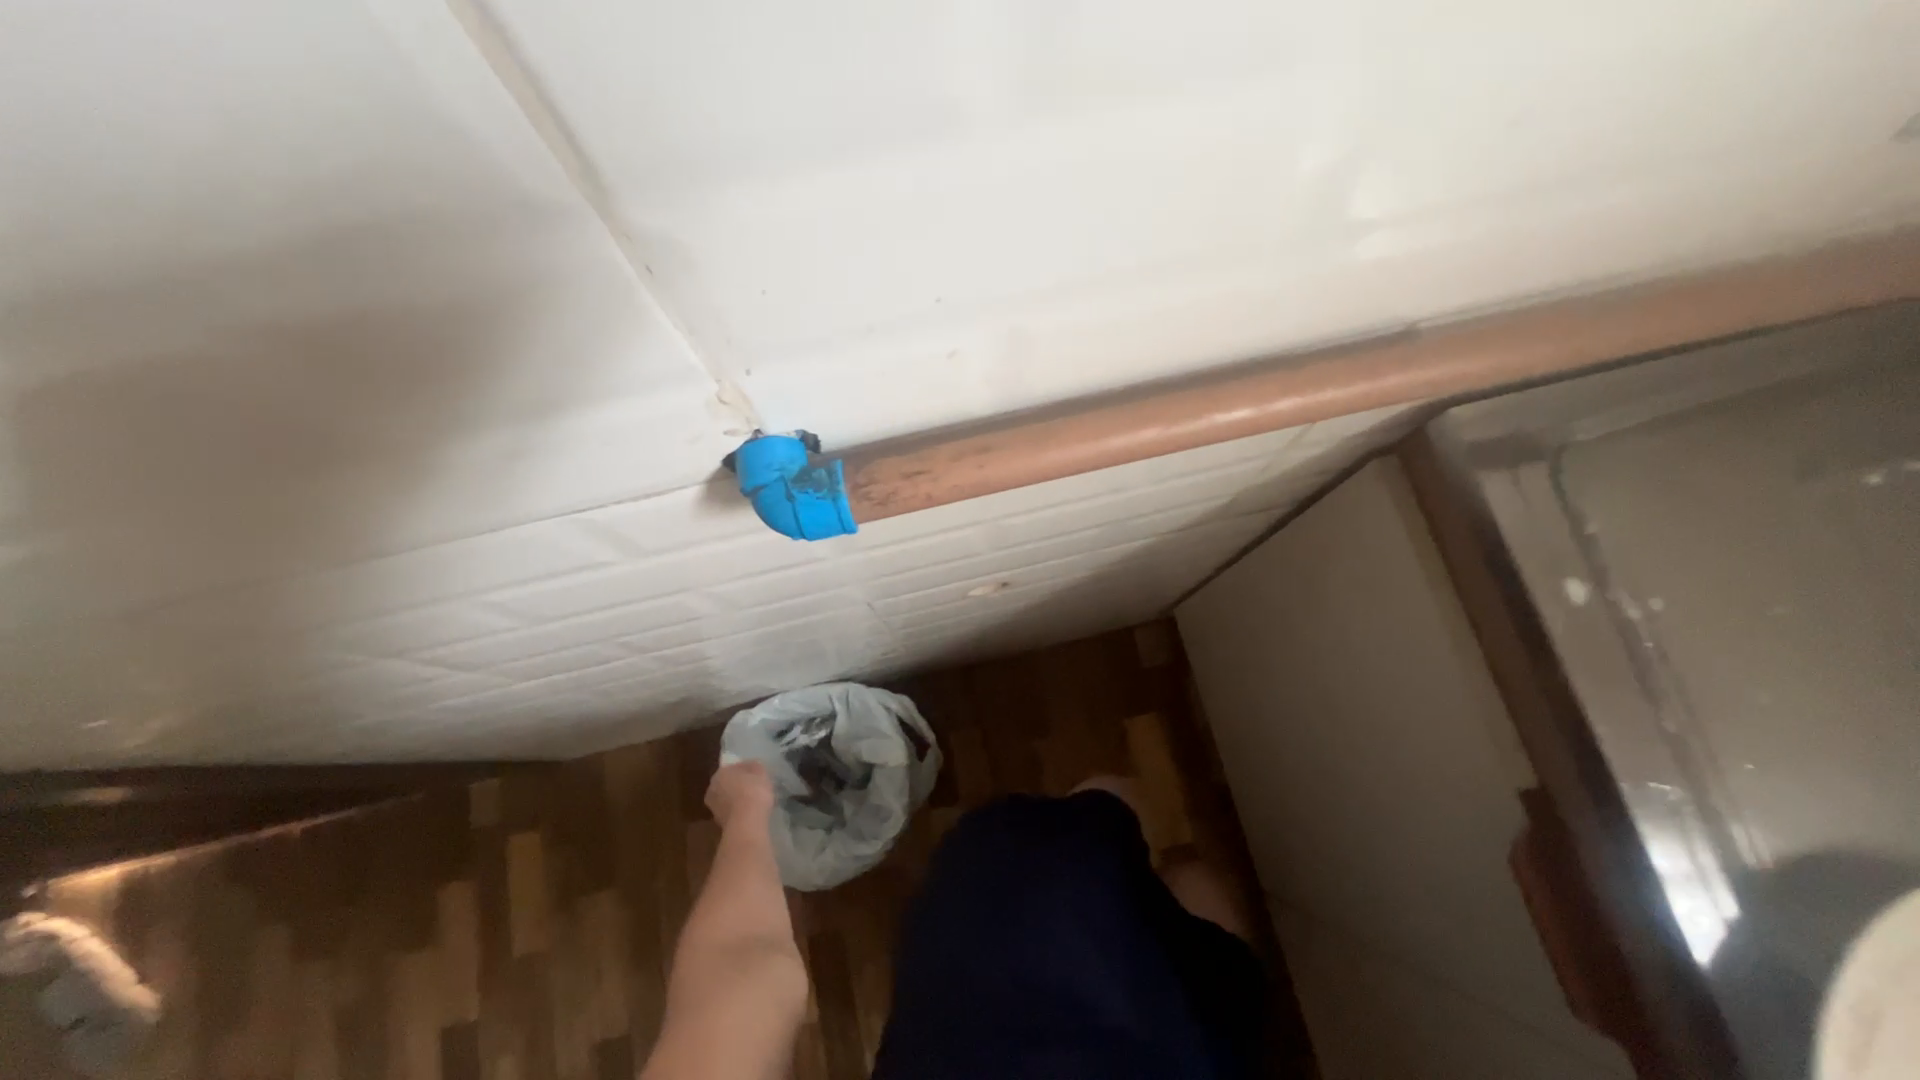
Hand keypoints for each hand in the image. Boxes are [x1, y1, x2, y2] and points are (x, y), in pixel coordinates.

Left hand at [705, 762, 774, 829]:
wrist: (746, 822)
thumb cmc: (753, 791)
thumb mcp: (761, 772)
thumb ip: (755, 767)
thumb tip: (753, 767)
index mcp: (720, 773)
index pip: (734, 768)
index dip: (746, 770)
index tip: (757, 774)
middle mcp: (712, 789)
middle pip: (728, 784)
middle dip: (739, 786)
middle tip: (754, 788)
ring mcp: (714, 809)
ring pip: (728, 800)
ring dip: (738, 801)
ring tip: (754, 803)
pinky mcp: (720, 824)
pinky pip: (733, 814)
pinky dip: (740, 813)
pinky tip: (751, 814)